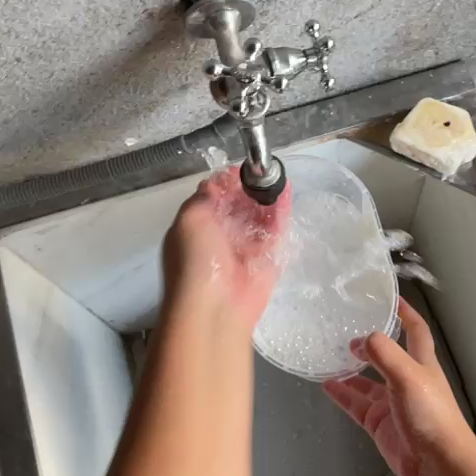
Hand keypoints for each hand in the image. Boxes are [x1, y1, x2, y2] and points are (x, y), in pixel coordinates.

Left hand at [162, 167, 290, 332]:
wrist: (215, 308)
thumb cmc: (195, 261)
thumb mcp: (189, 220)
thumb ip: (204, 196)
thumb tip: (219, 179)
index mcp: (197, 226)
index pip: (214, 197)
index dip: (227, 181)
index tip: (242, 167)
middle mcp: (221, 235)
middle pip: (239, 205)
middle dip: (250, 187)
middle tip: (262, 169)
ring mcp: (245, 247)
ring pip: (259, 215)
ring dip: (266, 196)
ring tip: (276, 175)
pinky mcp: (268, 258)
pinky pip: (276, 230)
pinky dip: (281, 211)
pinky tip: (286, 191)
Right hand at [322, 299, 474, 475]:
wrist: (437, 464)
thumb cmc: (430, 414)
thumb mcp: (408, 376)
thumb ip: (384, 354)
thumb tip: (361, 339)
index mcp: (421, 363)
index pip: (415, 329)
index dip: (405, 312)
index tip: (389, 297)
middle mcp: (407, 379)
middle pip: (387, 354)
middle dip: (370, 342)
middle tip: (345, 327)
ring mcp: (391, 402)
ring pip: (367, 380)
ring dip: (351, 368)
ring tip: (329, 354)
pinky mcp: (379, 423)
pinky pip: (356, 404)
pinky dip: (343, 394)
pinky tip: (327, 384)